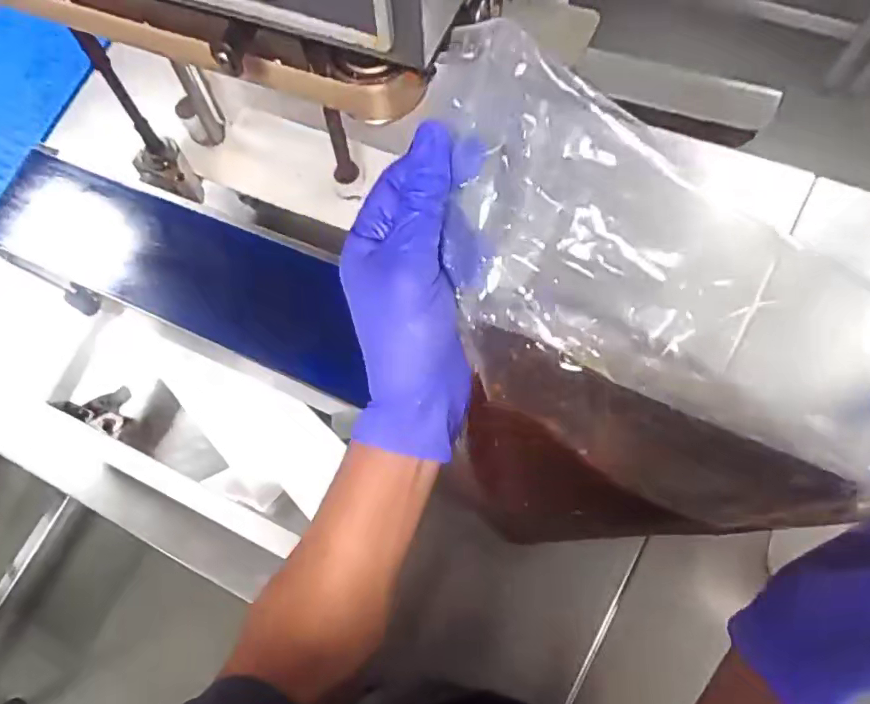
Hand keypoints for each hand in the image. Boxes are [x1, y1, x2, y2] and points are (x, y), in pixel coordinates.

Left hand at [341, 121, 470, 462]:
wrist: (423, 400)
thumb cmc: (408, 334)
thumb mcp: (410, 262)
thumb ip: (422, 202)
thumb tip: (434, 137)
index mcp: (369, 244)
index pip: (398, 185)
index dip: (429, 162)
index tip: (471, 144)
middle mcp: (389, 256)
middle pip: (421, 204)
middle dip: (453, 188)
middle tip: (493, 167)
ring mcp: (416, 278)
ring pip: (443, 231)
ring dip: (468, 218)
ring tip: (499, 202)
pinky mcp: (441, 297)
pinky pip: (457, 260)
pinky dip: (474, 250)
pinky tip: (494, 243)